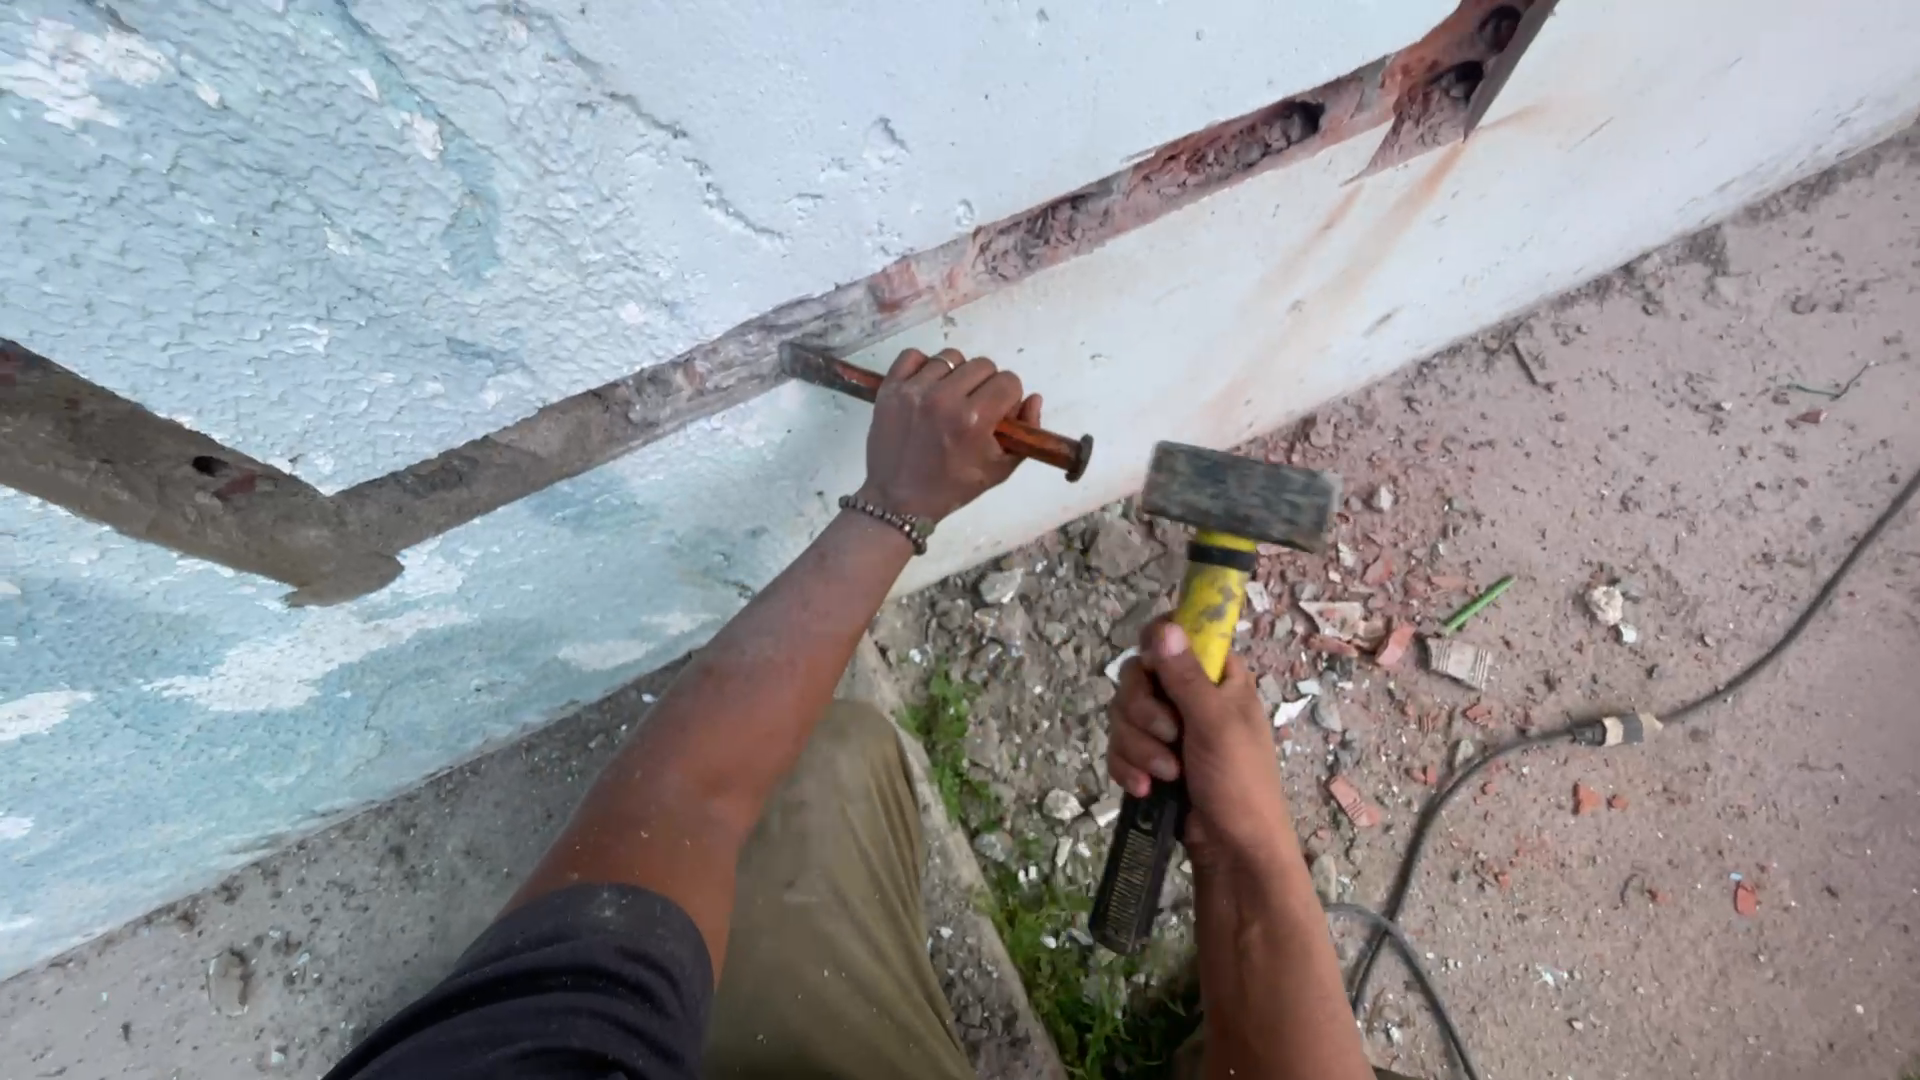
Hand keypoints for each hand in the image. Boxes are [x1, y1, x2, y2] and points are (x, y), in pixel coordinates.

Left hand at [856, 348, 1041, 522]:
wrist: (899, 499)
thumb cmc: (953, 487)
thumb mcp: (1000, 469)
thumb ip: (1025, 431)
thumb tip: (1033, 398)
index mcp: (974, 419)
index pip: (1009, 381)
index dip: (1008, 398)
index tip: (997, 415)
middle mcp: (945, 398)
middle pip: (983, 365)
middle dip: (986, 385)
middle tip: (974, 408)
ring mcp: (914, 391)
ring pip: (950, 357)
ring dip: (956, 375)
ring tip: (949, 399)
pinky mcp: (890, 388)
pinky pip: (913, 356)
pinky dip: (923, 367)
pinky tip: (927, 387)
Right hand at [1106, 620, 1292, 868]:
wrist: (1233, 854)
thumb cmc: (1240, 783)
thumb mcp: (1216, 724)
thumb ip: (1186, 676)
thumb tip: (1163, 625)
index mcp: (1217, 675)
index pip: (1178, 633)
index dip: (1158, 645)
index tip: (1152, 669)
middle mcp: (1189, 694)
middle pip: (1137, 675)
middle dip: (1143, 712)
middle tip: (1169, 737)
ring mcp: (1167, 727)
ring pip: (1123, 713)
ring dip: (1139, 747)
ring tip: (1166, 775)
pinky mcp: (1149, 757)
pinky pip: (1119, 745)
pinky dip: (1128, 767)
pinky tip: (1145, 789)